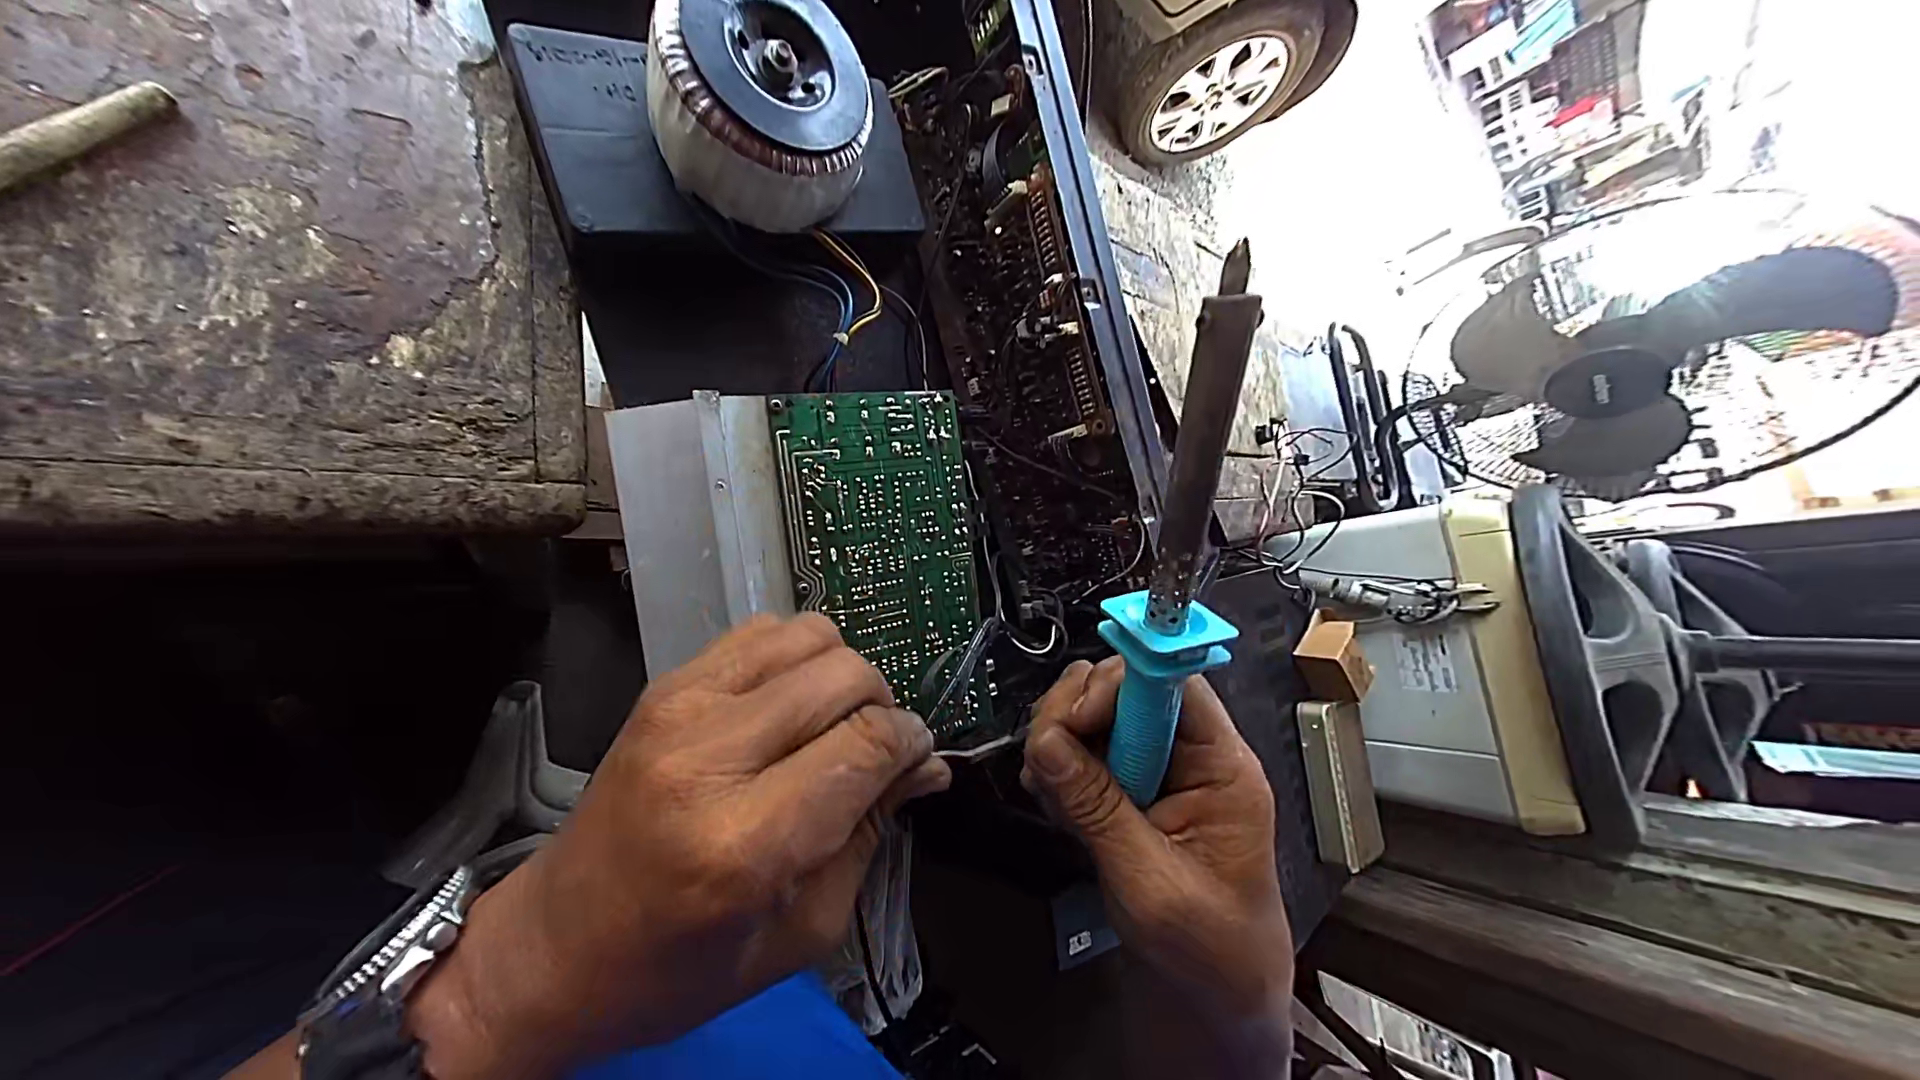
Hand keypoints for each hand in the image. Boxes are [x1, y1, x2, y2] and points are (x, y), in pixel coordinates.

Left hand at [413, 614, 950, 1078]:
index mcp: (743, 841)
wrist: (556, 944)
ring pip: (811, 636)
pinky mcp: (667, 684)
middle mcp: (709, 754)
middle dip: (883, 706)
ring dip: (843, 673)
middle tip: (876, 747)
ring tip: (832, 720)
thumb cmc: (682, 965)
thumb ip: (873, 833)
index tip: (917, 754)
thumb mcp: (802, 928)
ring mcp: (681, 704)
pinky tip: (791, 700)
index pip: (864, 743)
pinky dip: (798, 655)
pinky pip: (765, 629)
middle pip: (845, 675)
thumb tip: (928, 765)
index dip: (909, 740)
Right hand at [1020, 658, 1291, 1066]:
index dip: (1119, 684)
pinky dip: (1054, 769)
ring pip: (1091, 714)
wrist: (1208, 999)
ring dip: (1058, 745)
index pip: (1171, 682)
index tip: (1075, 718)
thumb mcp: (1151, 883)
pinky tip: (1055, 805)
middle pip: (1121, 687)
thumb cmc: (1207, 949)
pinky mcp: (1123, 786)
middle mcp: (1184, 753)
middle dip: (1074, 714)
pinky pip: (1077, 750)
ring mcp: (1150, 768)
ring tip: (1054, 796)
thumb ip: (1098, 809)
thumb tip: (1046, 741)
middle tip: (1049, 761)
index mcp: (1220, 765)